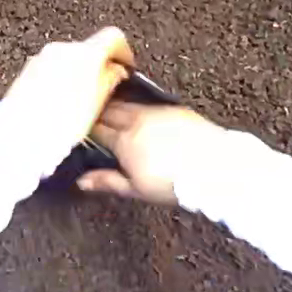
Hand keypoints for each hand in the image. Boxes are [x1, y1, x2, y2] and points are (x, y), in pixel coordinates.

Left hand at [0, 27, 135, 154]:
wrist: (19, 137)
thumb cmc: (57, 125)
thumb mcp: (97, 104)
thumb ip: (111, 79)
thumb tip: (116, 71)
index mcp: (84, 53)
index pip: (113, 37)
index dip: (123, 52)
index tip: (125, 66)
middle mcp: (61, 49)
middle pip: (89, 48)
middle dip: (99, 66)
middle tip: (105, 88)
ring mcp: (41, 58)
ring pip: (69, 59)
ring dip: (78, 74)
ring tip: (80, 101)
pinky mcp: (27, 71)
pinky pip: (51, 69)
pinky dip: (60, 80)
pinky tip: (60, 103)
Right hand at [76, 101, 219, 205]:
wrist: (213, 167)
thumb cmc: (173, 184)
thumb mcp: (136, 189)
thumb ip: (107, 181)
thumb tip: (81, 181)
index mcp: (123, 140)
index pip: (97, 129)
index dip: (86, 129)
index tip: (78, 128)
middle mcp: (136, 120)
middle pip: (110, 110)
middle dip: (98, 111)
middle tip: (88, 113)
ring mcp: (155, 112)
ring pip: (127, 103)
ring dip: (115, 105)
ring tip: (108, 108)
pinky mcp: (173, 109)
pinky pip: (147, 103)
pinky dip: (136, 105)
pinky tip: (137, 111)